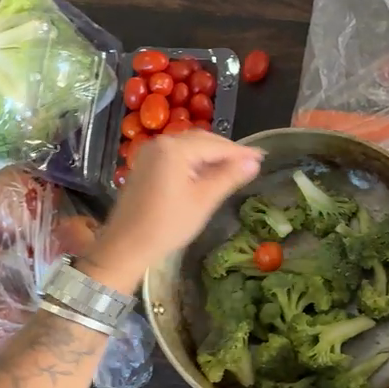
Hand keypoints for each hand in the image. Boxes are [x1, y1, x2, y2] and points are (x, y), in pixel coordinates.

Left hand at [84, 131, 262, 288]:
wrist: (125, 246)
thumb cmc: (167, 225)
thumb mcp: (204, 200)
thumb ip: (229, 176)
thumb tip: (254, 161)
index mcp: (175, 149)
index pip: (216, 145)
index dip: (241, 152)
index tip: (263, 156)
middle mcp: (161, 143)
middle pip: (202, 141)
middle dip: (226, 151)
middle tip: (250, 163)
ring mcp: (150, 153)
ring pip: (189, 147)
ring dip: (211, 156)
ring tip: (233, 169)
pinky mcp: (145, 165)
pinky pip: (176, 155)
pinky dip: (195, 161)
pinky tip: (207, 174)